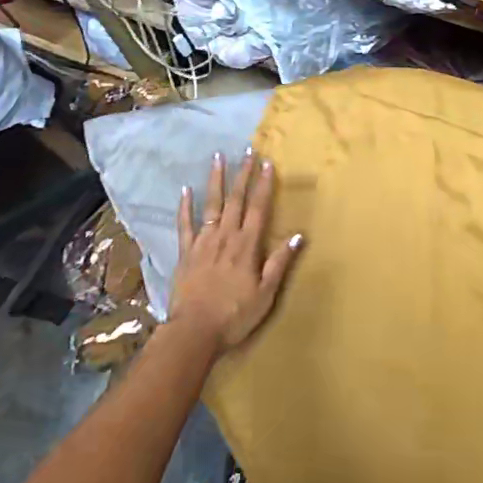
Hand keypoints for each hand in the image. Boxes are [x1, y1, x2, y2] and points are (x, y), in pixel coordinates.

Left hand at [171, 150, 302, 354]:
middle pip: (236, 199)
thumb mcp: (266, 294)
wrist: (195, 331)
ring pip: (210, 204)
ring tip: (218, 157)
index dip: (264, 185)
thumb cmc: (235, 315)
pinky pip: (185, 224)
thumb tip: (298, 236)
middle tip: (248, 151)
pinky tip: (185, 190)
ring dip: (216, 180)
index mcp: (247, 246)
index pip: (259, 208)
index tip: (268, 163)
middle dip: (243, 174)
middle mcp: (225, 236)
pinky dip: (184, 206)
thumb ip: (279, 263)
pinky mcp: (185, 252)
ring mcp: (203, 242)